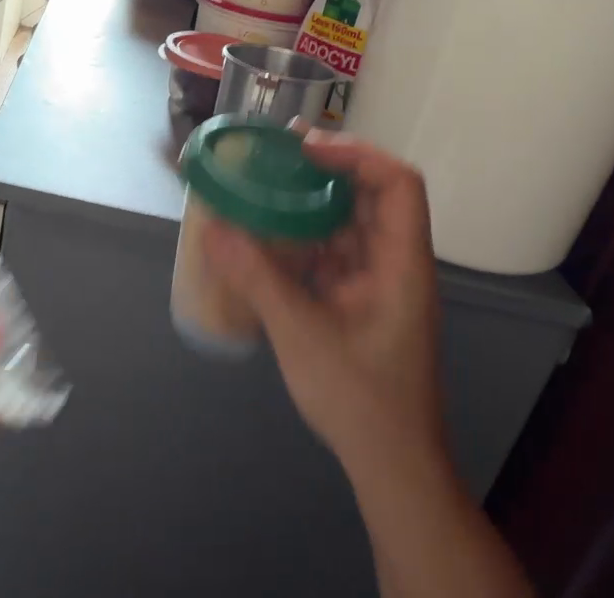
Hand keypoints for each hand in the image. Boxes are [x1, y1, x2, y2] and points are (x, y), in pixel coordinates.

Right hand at [202, 129, 444, 471]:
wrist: (391, 462)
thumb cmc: (360, 398)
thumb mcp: (301, 334)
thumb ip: (256, 277)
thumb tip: (212, 229)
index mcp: (401, 264)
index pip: (398, 185)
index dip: (356, 155)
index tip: (303, 150)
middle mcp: (395, 264)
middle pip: (372, 196)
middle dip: (325, 170)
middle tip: (274, 155)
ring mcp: (378, 284)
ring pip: (349, 224)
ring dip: (309, 203)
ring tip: (261, 186)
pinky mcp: (359, 302)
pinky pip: (332, 253)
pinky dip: (301, 238)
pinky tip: (264, 238)